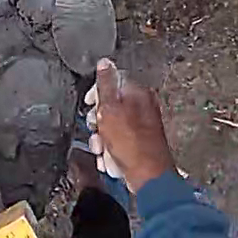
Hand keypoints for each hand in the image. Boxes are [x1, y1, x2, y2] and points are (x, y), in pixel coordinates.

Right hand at [85, 58, 176, 192]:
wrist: (147, 175)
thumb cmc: (131, 144)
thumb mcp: (110, 109)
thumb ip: (105, 85)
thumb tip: (104, 63)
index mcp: (138, 93)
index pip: (112, 81)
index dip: (96, 93)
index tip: (89, 104)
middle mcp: (142, 106)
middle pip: (110, 104)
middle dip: (97, 119)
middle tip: (96, 127)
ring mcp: (141, 125)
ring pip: (111, 125)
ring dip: (101, 138)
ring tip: (103, 148)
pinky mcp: (138, 142)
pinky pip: (117, 141)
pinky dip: (110, 149)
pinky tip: (109, 157)